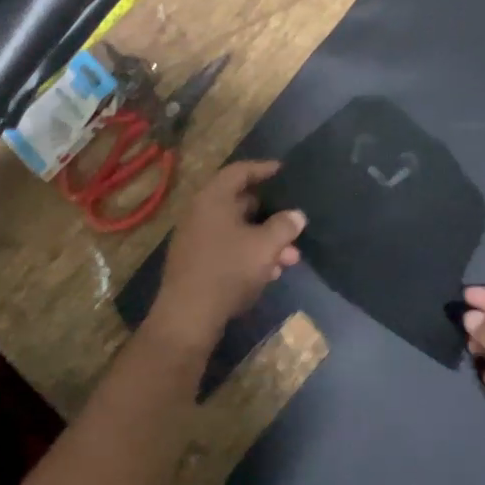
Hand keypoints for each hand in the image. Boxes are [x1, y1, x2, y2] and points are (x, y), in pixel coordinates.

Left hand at [148, 160, 305, 351]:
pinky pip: (227, 249)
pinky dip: (249, 255)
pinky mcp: (196, 262)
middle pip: (239, 202)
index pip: (239, 171)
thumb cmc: (228, 270)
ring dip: (264, 241)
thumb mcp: (263, 247)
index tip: (283, 170)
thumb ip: (283, 227)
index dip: (263, 169)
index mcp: (212, 198)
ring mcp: (195, 238)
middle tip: (294, 224)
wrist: (188, 315)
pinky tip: (270, 273)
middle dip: (270, 215)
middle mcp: (200, 212)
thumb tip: (296, 214)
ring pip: (237, 230)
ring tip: (291, 258)